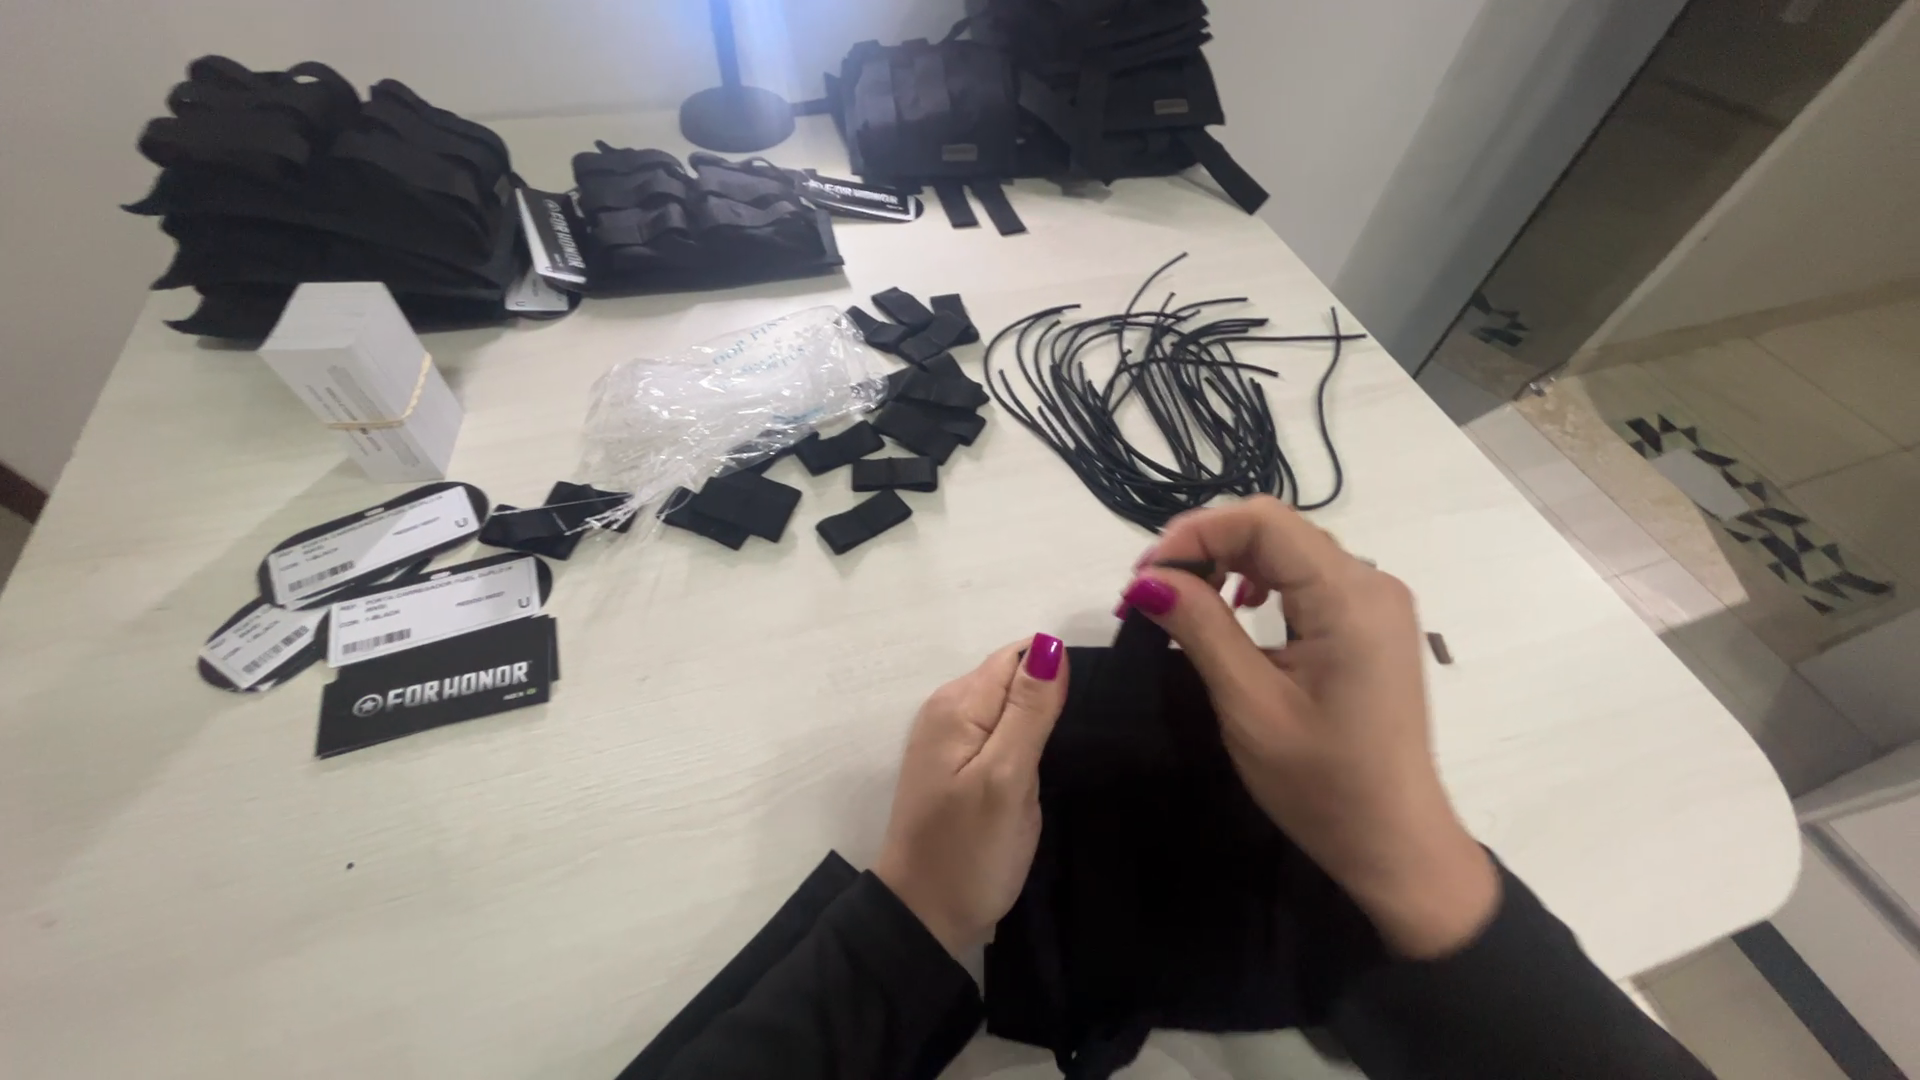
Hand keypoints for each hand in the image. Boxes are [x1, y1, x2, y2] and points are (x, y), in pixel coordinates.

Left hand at [874, 635, 1068, 958]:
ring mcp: (949, 738)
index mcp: (958, 704)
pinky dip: (1023, 741)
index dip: (1055, 674)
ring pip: (1008, 704)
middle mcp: (948, 709)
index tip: (1084, 713)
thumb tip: (1051, 645)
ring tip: (1070, 753)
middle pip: (1012, 676)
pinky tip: (1042, 766)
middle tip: (1081, 739)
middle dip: (1048, 696)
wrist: (924, 917)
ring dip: (1038, 721)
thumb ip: (1029, 710)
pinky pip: (998, 731)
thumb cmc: (969, 852)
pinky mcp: (957, 763)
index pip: (1018, 657)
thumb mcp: (1007, 778)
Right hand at [1120, 497, 1497, 958]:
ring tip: (1178, 599)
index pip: (1262, 522)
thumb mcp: (1249, 705)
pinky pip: (1302, 576)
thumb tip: (1146, 579)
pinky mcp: (1367, 622)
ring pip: (1285, 549)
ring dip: (1225, 561)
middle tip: (1148, 590)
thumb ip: (1200, 629)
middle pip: (1273, 529)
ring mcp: (1374, 601)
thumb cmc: (1323, 784)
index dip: (1193, 534)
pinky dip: (1254, 580)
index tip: (1143, 576)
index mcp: (1350, 598)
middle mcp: (1371, 582)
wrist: (1395, 844)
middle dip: (1203, 546)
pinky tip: (1233, 610)